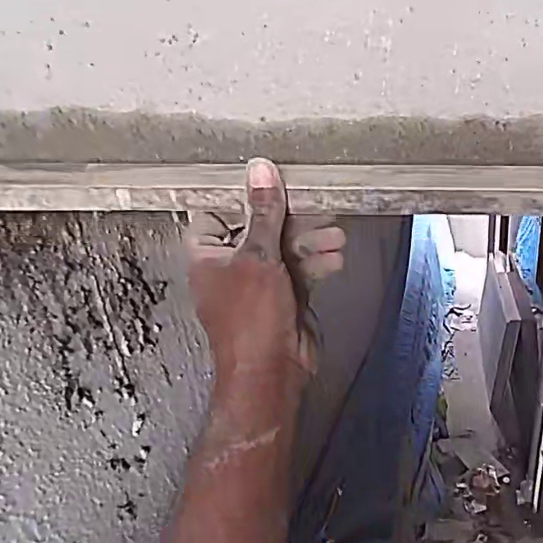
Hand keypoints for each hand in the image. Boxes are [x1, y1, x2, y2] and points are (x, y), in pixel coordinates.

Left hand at [185, 159, 346, 383]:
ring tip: (335, 237)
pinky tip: (334, 258)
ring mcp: (259, 283)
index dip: (241, 198)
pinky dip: (316, 263)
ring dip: (311, 242)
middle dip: (291, 221)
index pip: (218, 213)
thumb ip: (264, 212)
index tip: (269, 181)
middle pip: (260, 229)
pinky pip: (300, 270)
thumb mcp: (258, 256)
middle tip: (317, 208)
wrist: (272, 371)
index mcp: (207, 255)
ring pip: (285, 249)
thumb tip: (261, 170)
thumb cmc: (250, 320)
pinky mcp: (284, 297)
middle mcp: (230, 267)